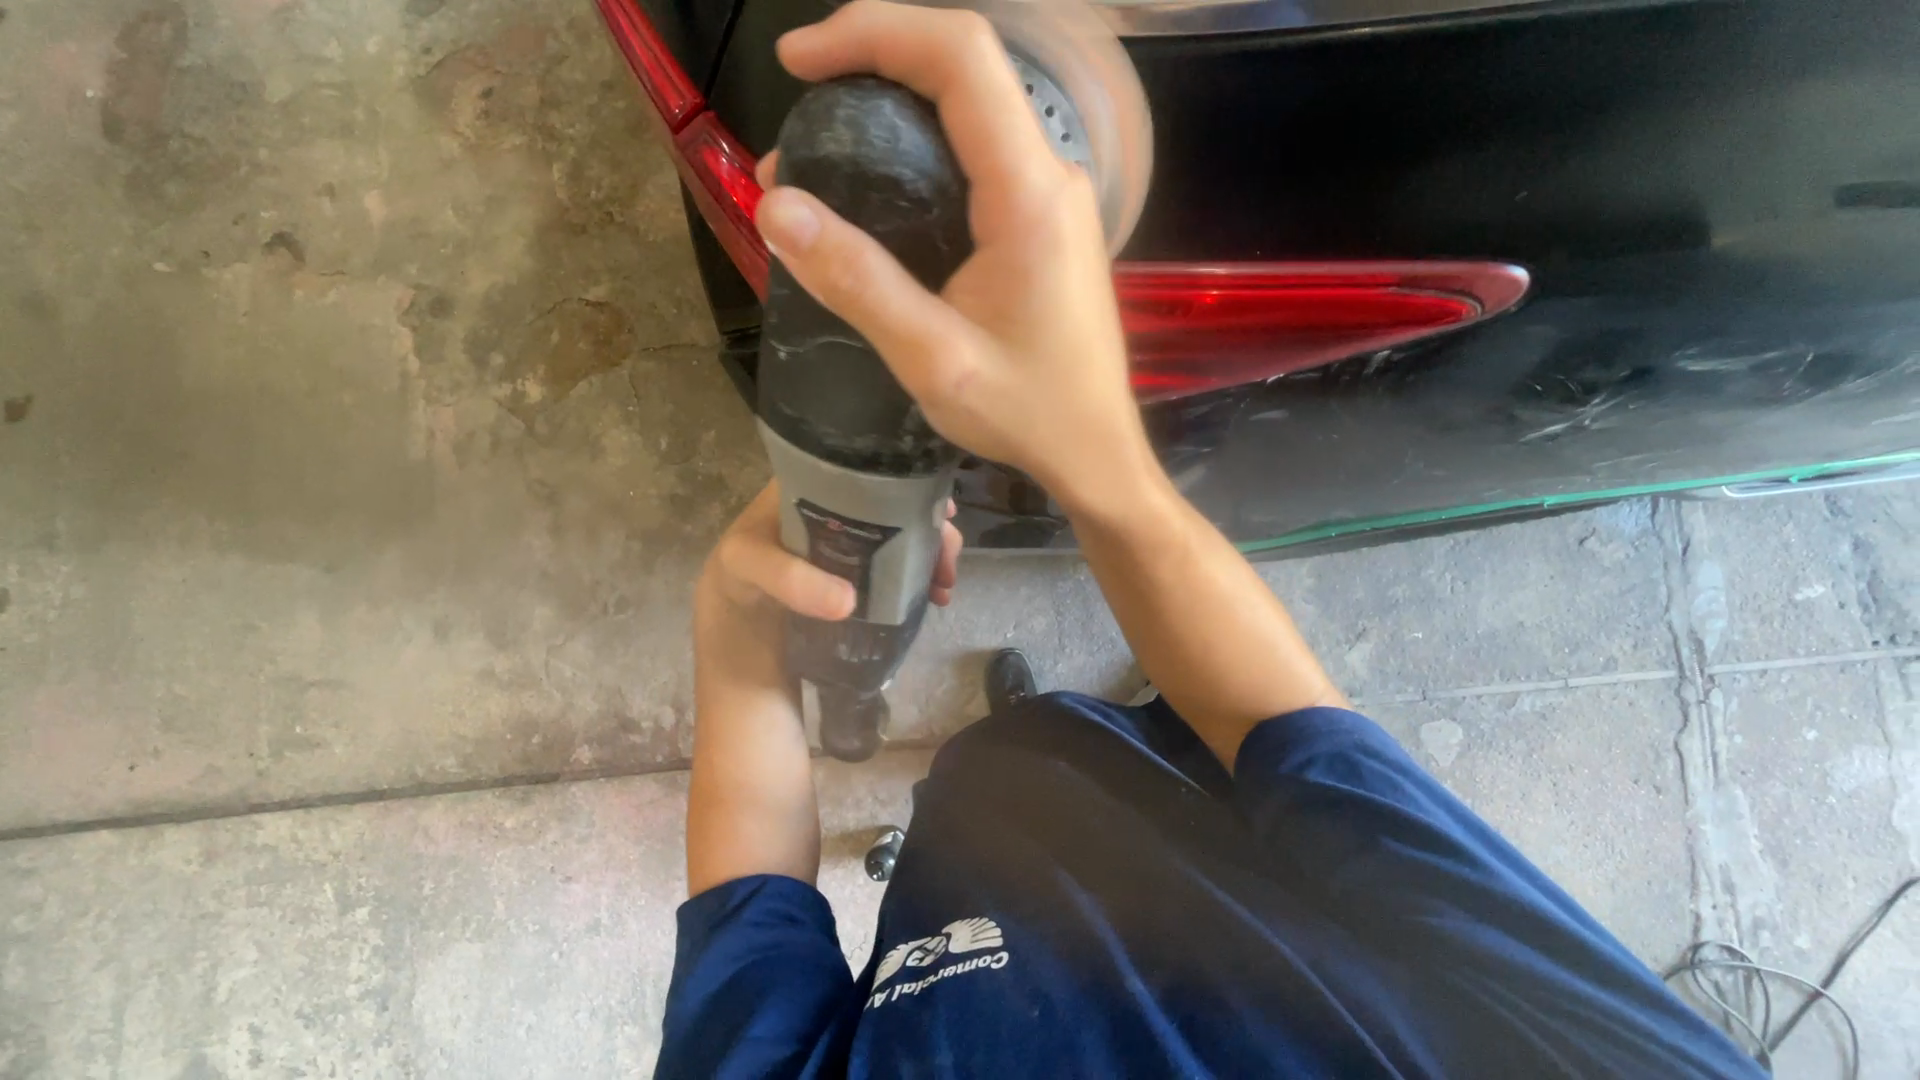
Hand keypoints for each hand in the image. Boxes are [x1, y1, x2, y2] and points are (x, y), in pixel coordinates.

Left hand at [696, 481, 962, 642]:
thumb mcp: (747, 567)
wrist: (734, 633)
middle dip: (930, 526)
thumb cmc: (736, 582)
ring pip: (906, 538)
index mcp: (812, 488)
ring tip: (944, 584)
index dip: (906, 483)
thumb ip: (789, 577)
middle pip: (898, 506)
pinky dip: (922, 580)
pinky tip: (936, 596)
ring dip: (932, 555)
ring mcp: (856, 547)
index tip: (938, 505)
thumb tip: (848, 601)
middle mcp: (840, 511)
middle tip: (948, 556)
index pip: (866, 472)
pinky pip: (901, 570)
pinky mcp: (864, 580)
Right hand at [752, 0, 1158, 518]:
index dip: (875, 31)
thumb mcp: (934, 360)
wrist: (1095, 452)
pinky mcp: (1046, 223)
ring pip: (971, 113)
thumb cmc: (1027, 415)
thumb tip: (775, 206)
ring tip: (820, 163)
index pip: (962, 57)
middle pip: (965, 71)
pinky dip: (920, 154)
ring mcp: (1053, 198)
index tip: (799, 61)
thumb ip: (858, 283)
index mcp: (1030, 195)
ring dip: (893, 114)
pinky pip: (979, 157)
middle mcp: (1050, 177)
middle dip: (873, 68)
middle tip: (799, 120)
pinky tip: (876, 195)